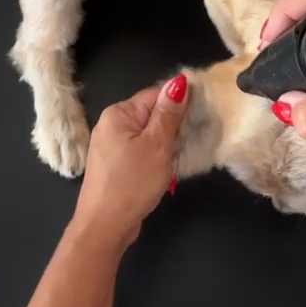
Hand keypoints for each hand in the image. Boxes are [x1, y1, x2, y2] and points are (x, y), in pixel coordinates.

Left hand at [70, 76, 188, 247]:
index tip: (200, 118)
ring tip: (180, 158)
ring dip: (165, 145)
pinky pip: (139, 151)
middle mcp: (110, 124)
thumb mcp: (157, 145)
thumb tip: (178, 81)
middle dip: (172, 127)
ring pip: (146, 135)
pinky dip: (154, 157)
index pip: (155, 95)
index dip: (179, 105)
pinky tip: (164, 170)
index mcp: (119, 113)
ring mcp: (110, 146)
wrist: (105, 224)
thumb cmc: (133, 183)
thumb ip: (168, 113)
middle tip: (192, 142)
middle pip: (150, 115)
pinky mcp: (113, 165)